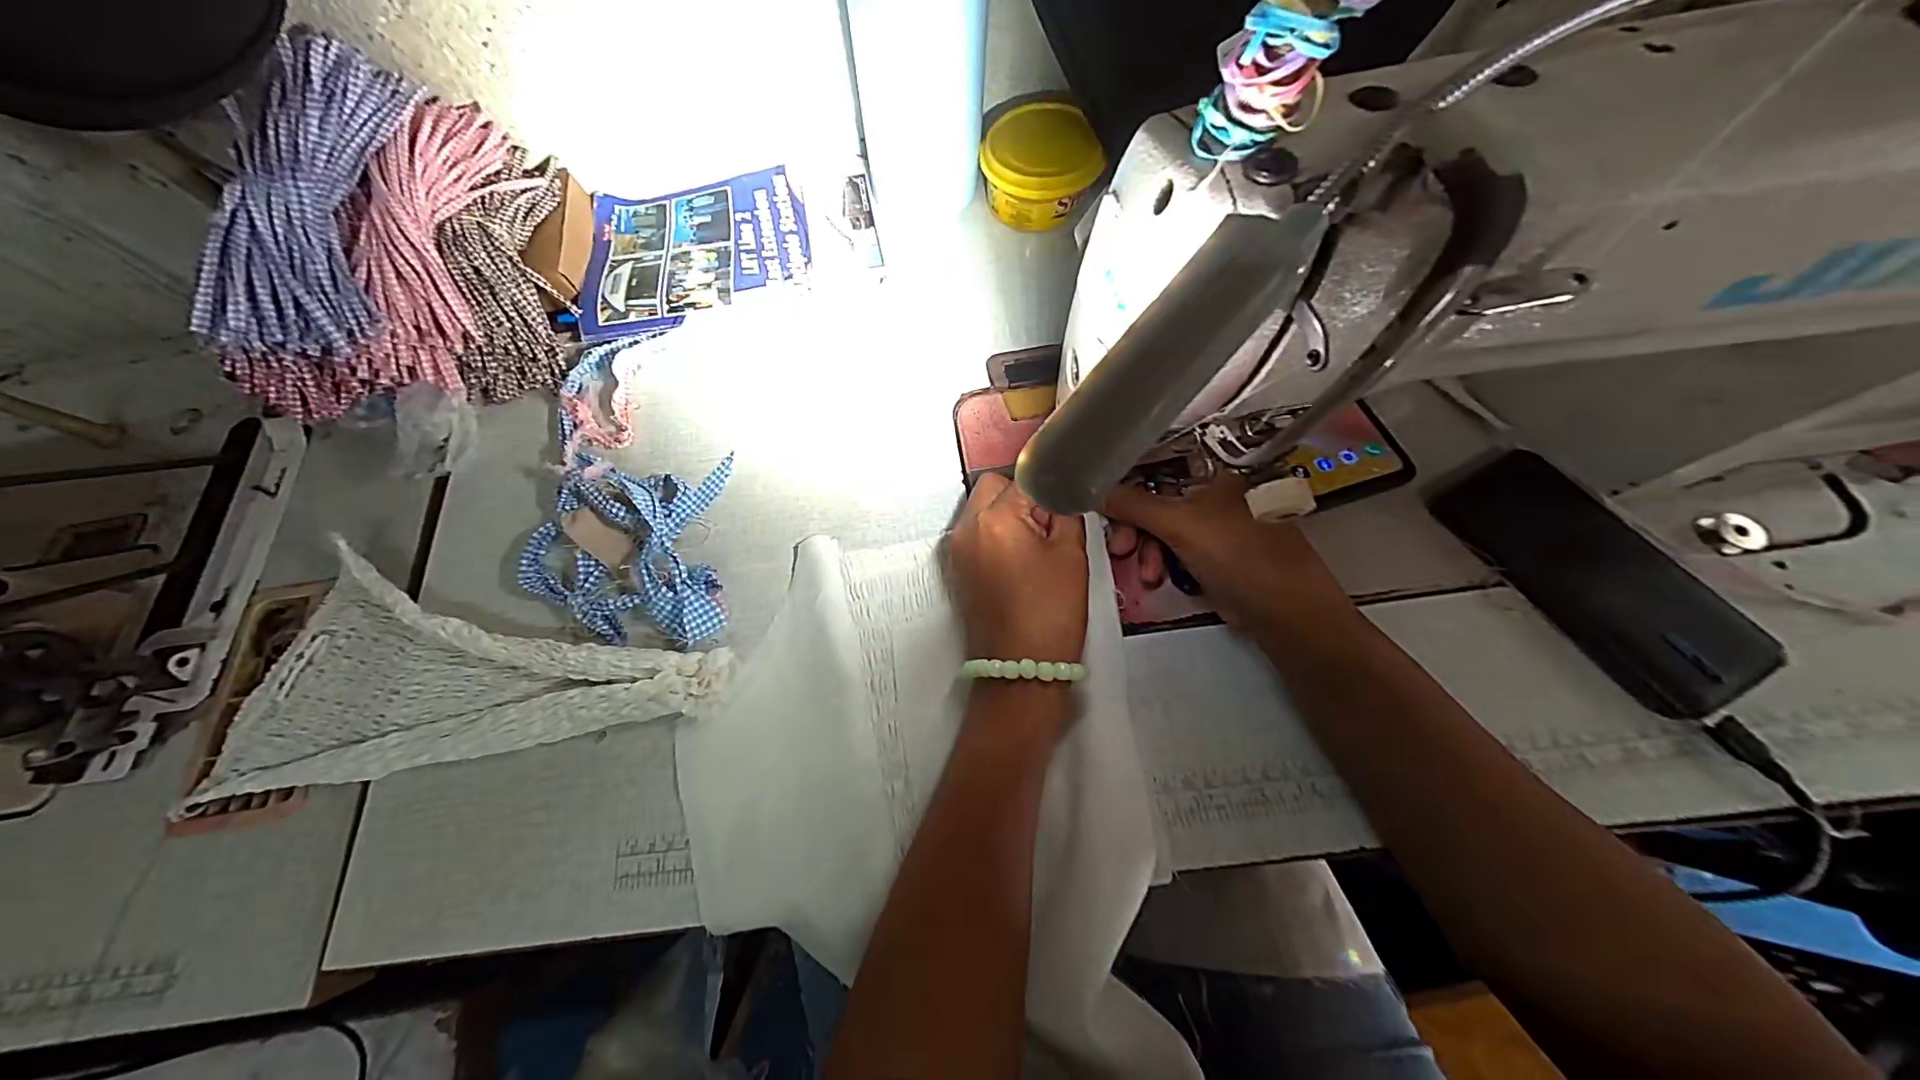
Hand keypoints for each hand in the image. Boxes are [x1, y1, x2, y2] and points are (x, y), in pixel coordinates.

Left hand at [945, 472, 1088, 662]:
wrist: (1021, 668)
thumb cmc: (1047, 618)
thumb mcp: (1071, 555)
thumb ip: (1065, 512)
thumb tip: (1059, 495)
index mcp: (994, 520)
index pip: (1024, 478)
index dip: (1050, 488)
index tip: (1065, 500)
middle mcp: (966, 530)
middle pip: (994, 486)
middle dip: (1022, 496)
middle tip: (1049, 525)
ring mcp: (957, 551)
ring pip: (982, 509)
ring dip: (1006, 515)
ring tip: (1035, 548)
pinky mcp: (957, 569)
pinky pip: (975, 535)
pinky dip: (995, 536)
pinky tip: (1020, 562)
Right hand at [1102, 474, 1345, 630]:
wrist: (1284, 610)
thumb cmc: (1238, 555)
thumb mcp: (1180, 524)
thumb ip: (1133, 505)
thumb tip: (1095, 491)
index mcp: (1214, 474)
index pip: (1158, 469)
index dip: (1128, 488)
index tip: (1108, 512)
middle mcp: (1214, 495)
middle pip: (1156, 502)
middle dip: (1136, 530)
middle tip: (1121, 550)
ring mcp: (1215, 527)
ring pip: (1162, 531)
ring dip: (1147, 553)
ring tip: (1150, 576)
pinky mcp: (1214, 557)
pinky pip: (1175, 552)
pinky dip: (1163, 564)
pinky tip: (1160, 579)